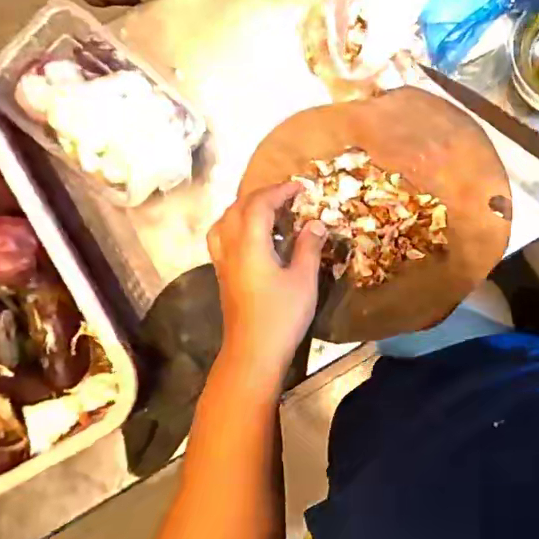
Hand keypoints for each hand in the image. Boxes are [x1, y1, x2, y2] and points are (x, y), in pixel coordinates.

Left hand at [206, 182, 327, 374]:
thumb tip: (315, 223)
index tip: (300, 187)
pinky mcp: (224, 275)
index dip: (279, 191)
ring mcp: (223, 261)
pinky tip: (255, 238)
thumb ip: (309, 247)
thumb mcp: (304, 279)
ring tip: (269, 212)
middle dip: (262, 196)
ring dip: (246, 209)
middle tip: (288, 196)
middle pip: (238, 208)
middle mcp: (231, 247)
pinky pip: (223, 237)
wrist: (253, 351)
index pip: (259, 204)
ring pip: (225, 221)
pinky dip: (238, 226)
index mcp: (250, 244)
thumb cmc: (282, 315)